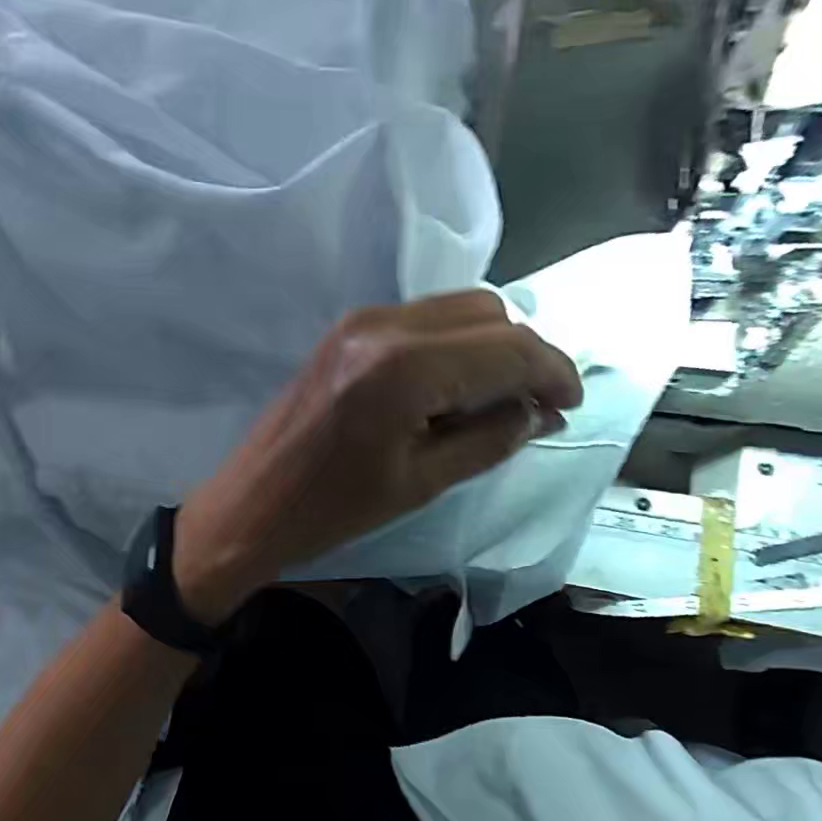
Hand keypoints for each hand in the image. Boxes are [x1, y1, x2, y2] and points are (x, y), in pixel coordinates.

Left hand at [174, 290, 582, 623]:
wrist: (250, 507)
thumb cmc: (332, 510)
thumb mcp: (422, 482)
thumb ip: (491, 439)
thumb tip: (541, 411)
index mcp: (404, 366)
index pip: (507, 348)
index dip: (553, 372)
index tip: (571, 405)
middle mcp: (384, 324)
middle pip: (488, 313)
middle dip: (526, 356)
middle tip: (537, 407)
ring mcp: (361, 320)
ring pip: (458, 310)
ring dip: (492, 347)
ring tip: (501, 401)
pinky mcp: (347, 331)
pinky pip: (424, 321)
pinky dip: (456, 346)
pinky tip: (457, 388)